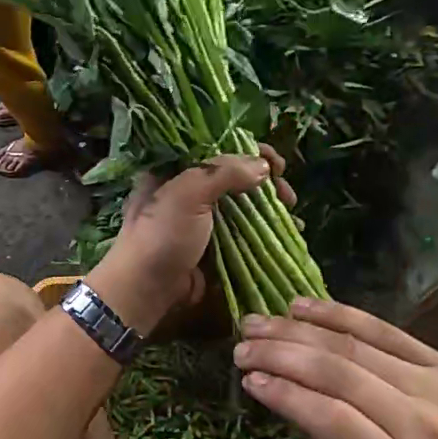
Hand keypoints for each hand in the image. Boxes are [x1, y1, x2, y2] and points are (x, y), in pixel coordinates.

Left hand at [88, 144, 295, 336]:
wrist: (145, 289)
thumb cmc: (162, 235)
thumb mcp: (187, 193)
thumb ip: (224, 173)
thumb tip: (262, 166)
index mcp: (171, 171)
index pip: (214, 149)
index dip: (246, 151)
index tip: (274, 162)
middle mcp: (185, 191)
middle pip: (233, 177)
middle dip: (264, 182)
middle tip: (286, 193)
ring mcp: (198, 221)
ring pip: (241, 206)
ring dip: (268, 207)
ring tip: (291, 212)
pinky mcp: (210, 247)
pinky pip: (242, 233)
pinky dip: (263, 231)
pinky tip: (287, 232)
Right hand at [235, 300, 437, 438]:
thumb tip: (268, 386)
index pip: (333, 419)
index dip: (286, 394)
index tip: (248, 378)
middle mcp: (422, 423)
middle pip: (339, 374)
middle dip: (281, 355)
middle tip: (241, 346)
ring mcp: (434, 384)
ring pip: (352, 346)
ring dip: (295, 330)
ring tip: (256, 323)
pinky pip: (378, 327)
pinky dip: (334, 313)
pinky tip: (297, 306)